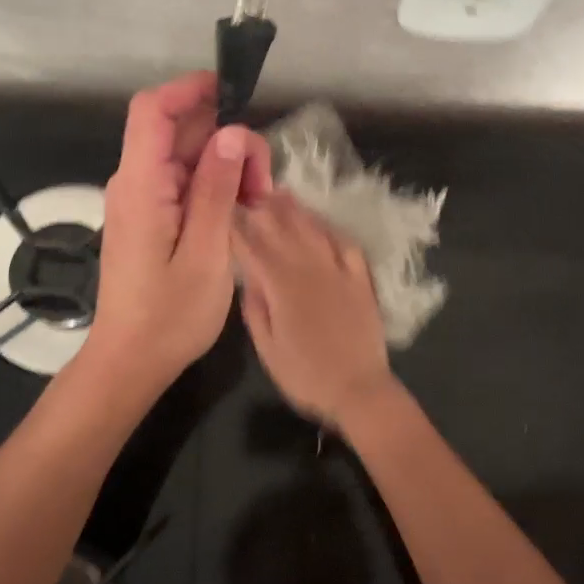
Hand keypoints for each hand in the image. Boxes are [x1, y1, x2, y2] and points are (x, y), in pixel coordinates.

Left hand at [85, 72, 271, 388]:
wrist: (131, 360)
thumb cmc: (169, 315)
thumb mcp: (206, 253)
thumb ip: (217, 189)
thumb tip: (233, 133)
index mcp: (141, 185)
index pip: (152, 110)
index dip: (189, 90)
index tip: (234, 94)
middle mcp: (135, 183)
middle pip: (178, 130)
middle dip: (226, 139)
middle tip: (263, 182)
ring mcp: (142, 200)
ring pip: (186, 155)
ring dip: (226, 165)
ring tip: (257, 201)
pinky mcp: (151, 217)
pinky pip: (183, 181)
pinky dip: (215, 185)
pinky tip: (241, 209)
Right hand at [232, 194, 397, 425]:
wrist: (359, 390)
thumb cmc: (306, 376)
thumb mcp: (267, 349)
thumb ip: (255, 308)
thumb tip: (249, 276)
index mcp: (281, 285)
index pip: (252, 247)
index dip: (236, 226)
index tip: (222, 209)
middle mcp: (309, 268)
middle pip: (282, 229)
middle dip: (263, 209)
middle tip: (247, 193)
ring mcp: (339, 270)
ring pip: (313, 229)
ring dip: (294, 210)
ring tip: (278, 194)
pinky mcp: (361, 278)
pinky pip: (344, 242)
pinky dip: (329, 228)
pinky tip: (320, 222)